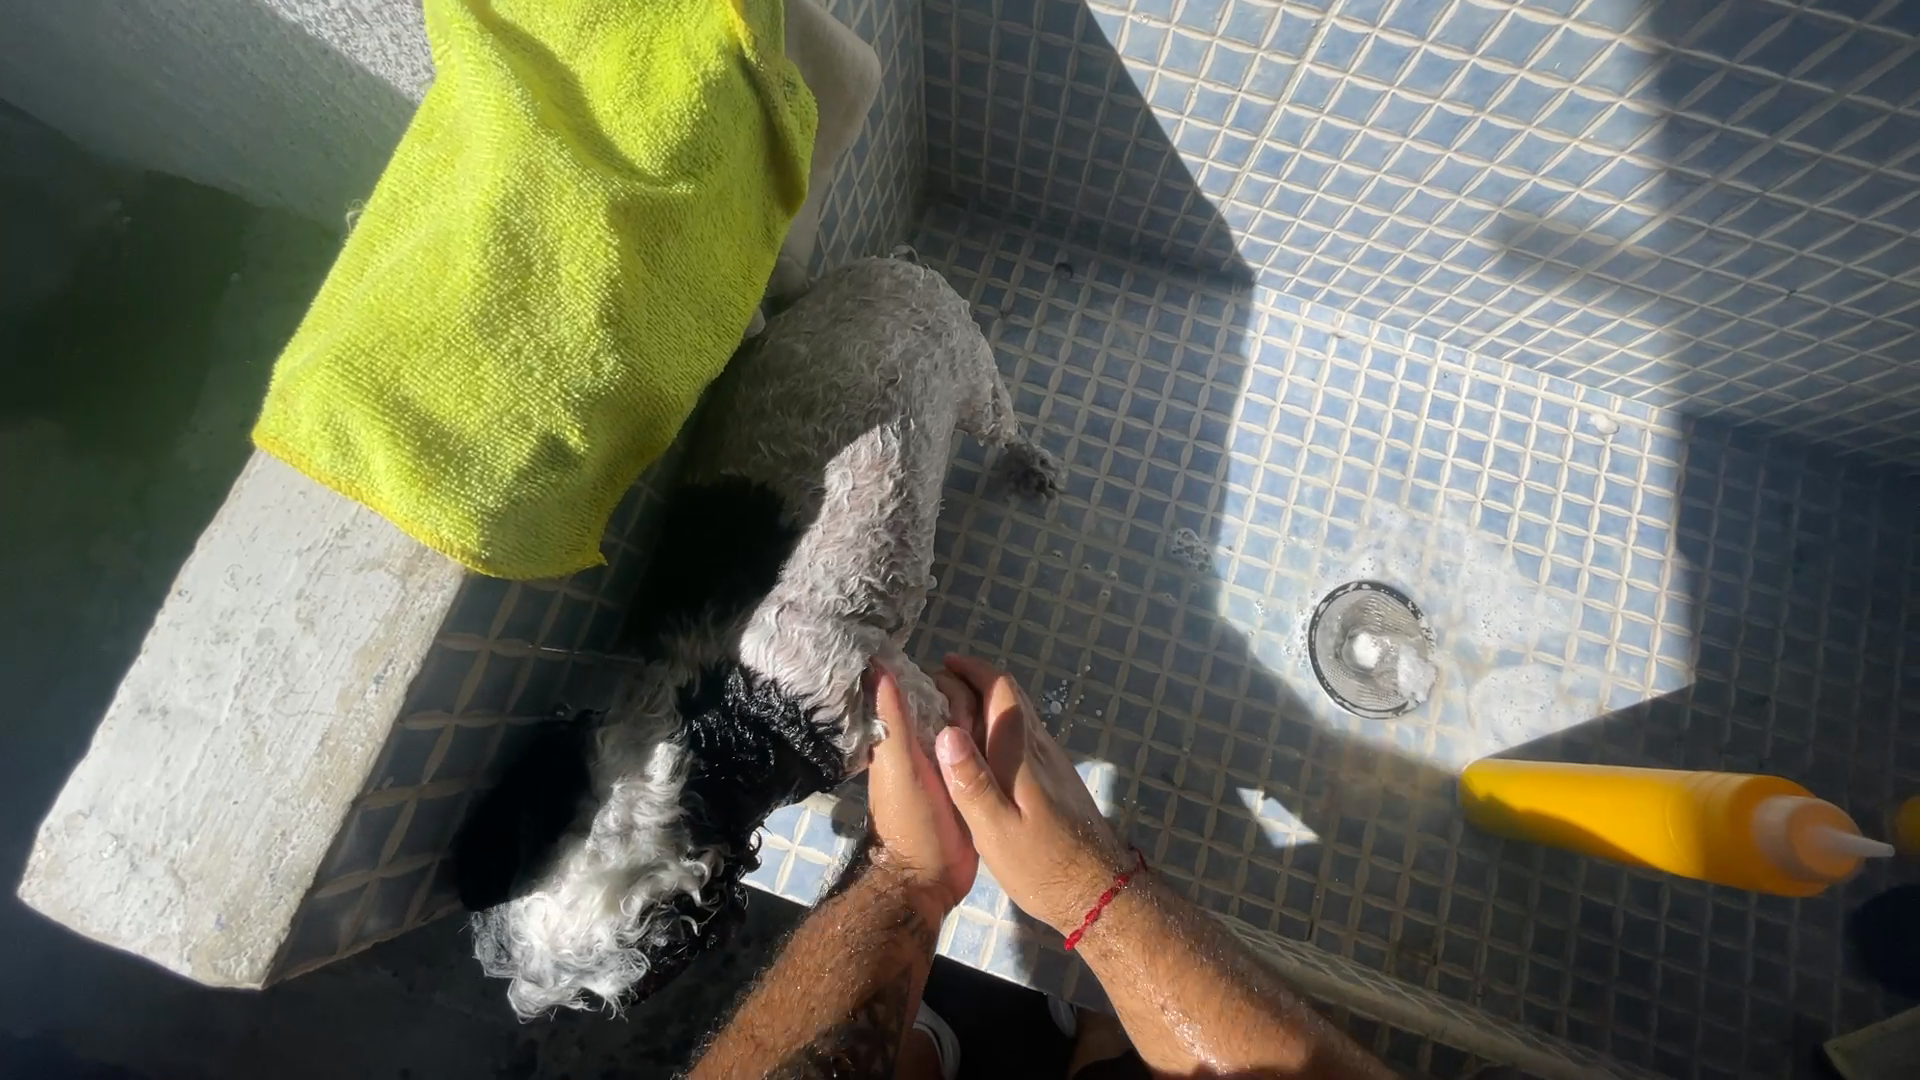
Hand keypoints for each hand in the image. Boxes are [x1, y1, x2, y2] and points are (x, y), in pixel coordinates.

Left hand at [864, 663, 977, 920]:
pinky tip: (1011, 735)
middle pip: (952, 706)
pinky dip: (994, 742)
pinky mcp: (971, 782)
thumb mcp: (898, 766)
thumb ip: (892, 719)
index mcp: (904, 736)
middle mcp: (926, 745)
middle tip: (979, 710)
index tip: (960, 678)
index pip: (925, 692)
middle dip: (967, 701)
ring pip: (971, 727)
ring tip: (1002, 716)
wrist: (930, 878)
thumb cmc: (908, 820)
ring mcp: (950, 765)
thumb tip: (876, 665)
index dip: (942, 682)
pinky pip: (984, 752)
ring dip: (984, 720)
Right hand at [932, 655, 1131, 934]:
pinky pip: (1021, 734)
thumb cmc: (1041, 864)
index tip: (944, 664)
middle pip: (1010, 695)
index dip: (973, 669)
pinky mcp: (1054, 777)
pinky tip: (979, 750)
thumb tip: (946, 731)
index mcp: (1020, 752)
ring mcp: (1050, 761)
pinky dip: (996, 725)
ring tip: (950, 713)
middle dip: (975, 680)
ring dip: (985, 702)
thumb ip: (972, 781)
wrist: (1098, 891)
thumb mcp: (996, 830)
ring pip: (1017, 713)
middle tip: (938, 686)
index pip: (1001, 690)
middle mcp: (1038, 746)